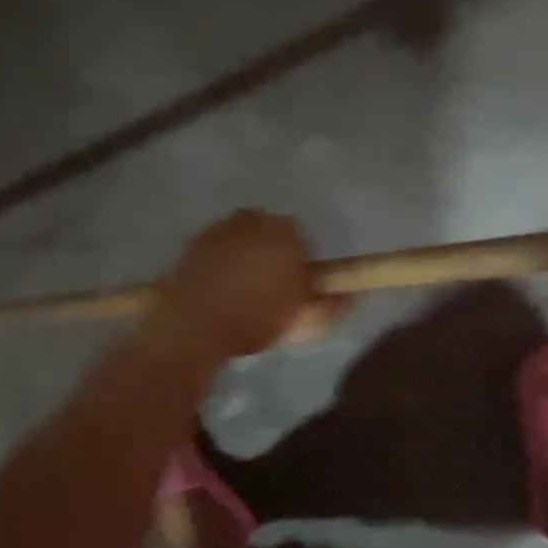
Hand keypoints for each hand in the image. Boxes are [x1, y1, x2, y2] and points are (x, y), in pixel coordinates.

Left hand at [146, 211, 345, 361]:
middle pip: (270, 234)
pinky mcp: (192, 243)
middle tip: (269, 291)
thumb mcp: (309, 321)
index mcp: (285, 231)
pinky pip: (216, 250)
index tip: (295, 290)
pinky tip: (218, 291)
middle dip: (272, 255)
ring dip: (245, 258)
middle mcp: (253, 220)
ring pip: (242, 239)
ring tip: (241, 292)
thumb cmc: (257, 320)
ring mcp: (219, 228)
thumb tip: (355, 293)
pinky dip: (220, 264)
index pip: (303, 241)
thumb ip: (337, 304)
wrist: (193, 327)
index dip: (300, 265)